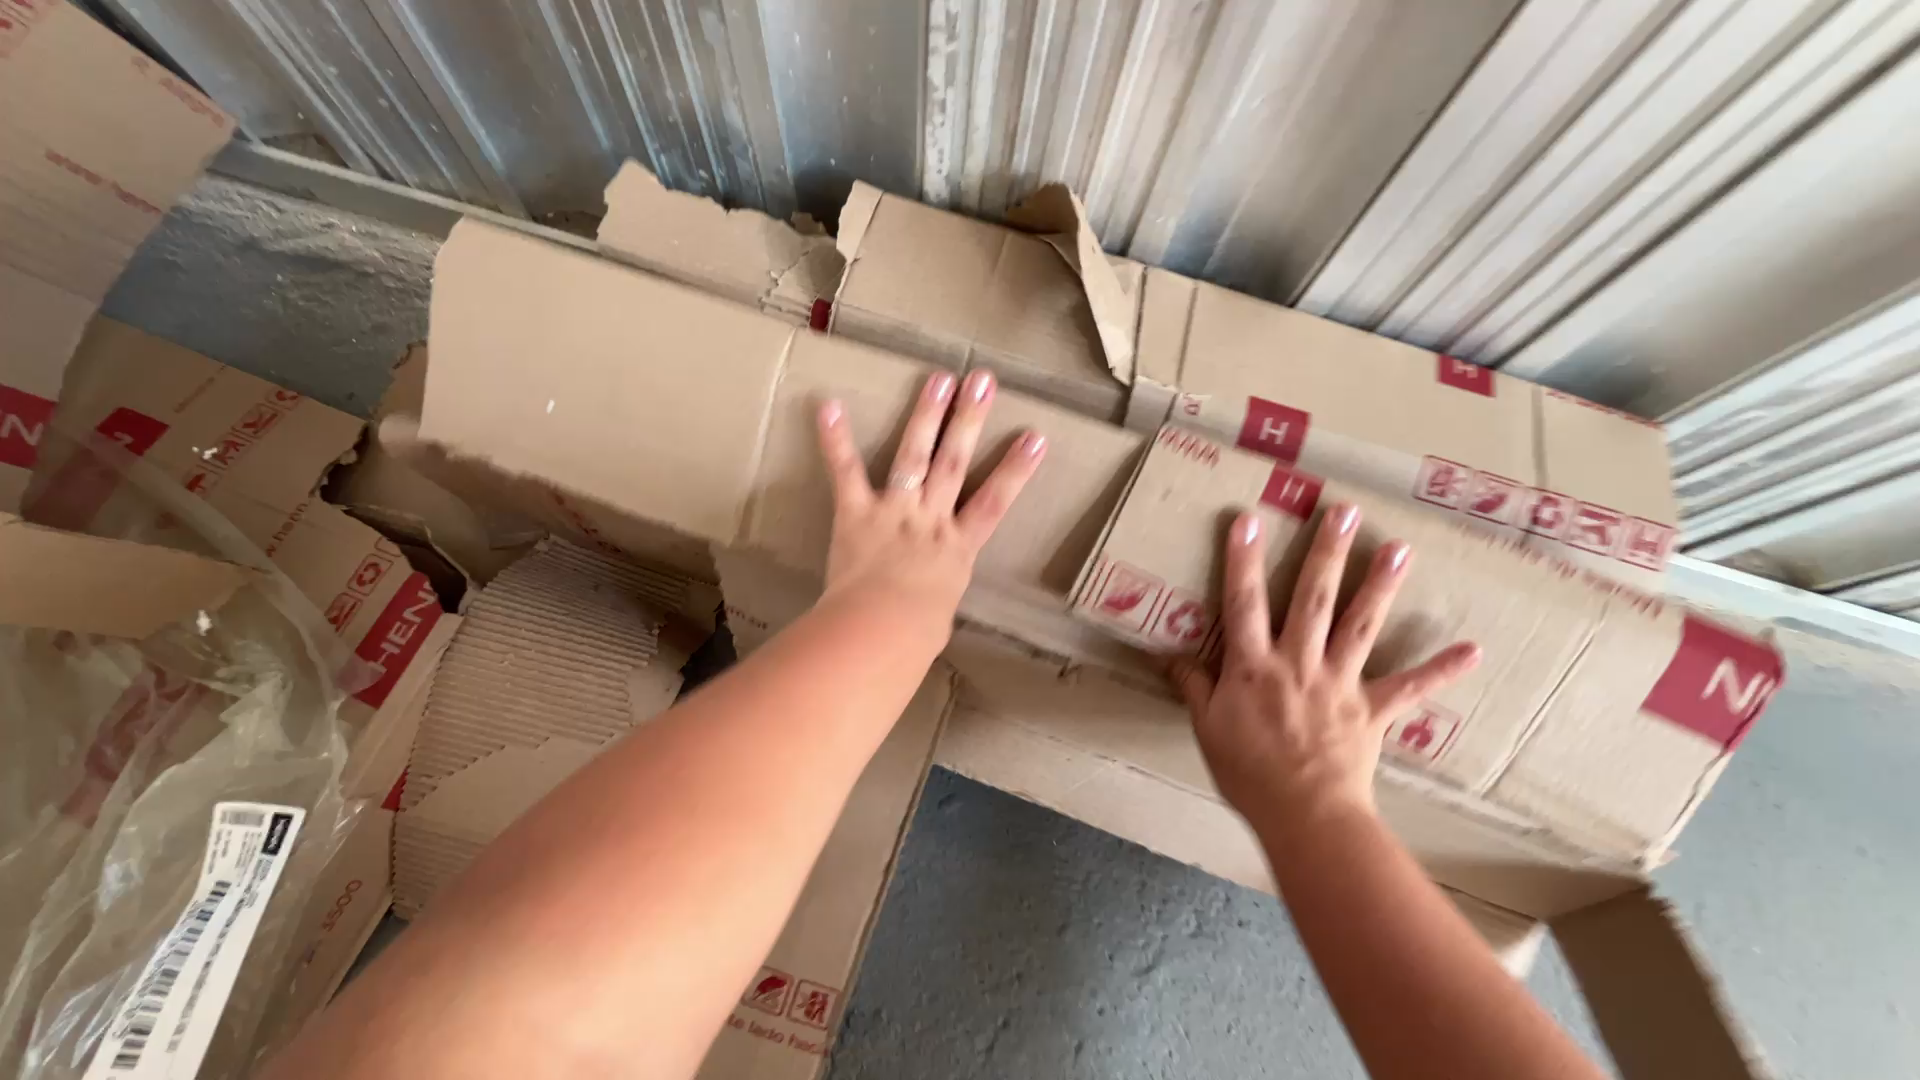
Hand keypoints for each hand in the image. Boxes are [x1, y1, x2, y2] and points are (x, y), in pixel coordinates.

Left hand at [814, 369, 1045, 639]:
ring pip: (913, 456)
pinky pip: (846, 472)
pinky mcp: (857, 513)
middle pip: (954, 462)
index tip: (1035, 438)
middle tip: (983, 380)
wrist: (882, 629)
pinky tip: (829, 406)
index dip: (1016, 470)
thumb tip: (928, 605)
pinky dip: (835, 440)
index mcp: (956, 547)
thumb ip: (936, 596)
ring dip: (926, 414)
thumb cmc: (914, 635)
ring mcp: (895, 512)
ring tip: (939, 378)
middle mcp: (930, 519)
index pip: (994, 502)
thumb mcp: (937, 616)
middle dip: (970, 419)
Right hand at [1171, 504, 1479, 829]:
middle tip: (1344, 512)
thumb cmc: (1248, 772)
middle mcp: (1298, 663)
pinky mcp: (1372, 709)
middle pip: (1313, 599)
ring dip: (1381, 586)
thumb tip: (1170, 655)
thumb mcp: (1207, 727)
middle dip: (1326, 553)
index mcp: (1253, 666)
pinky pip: (1410, 687)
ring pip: (1361, 626)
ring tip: (1400, 549)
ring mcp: (1340, 683)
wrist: (1304, 815)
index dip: (1242, 559)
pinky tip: (1472, 650)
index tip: (1248, 518)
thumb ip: (1194, 685)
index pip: (1243, 603)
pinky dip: (1439, 669)